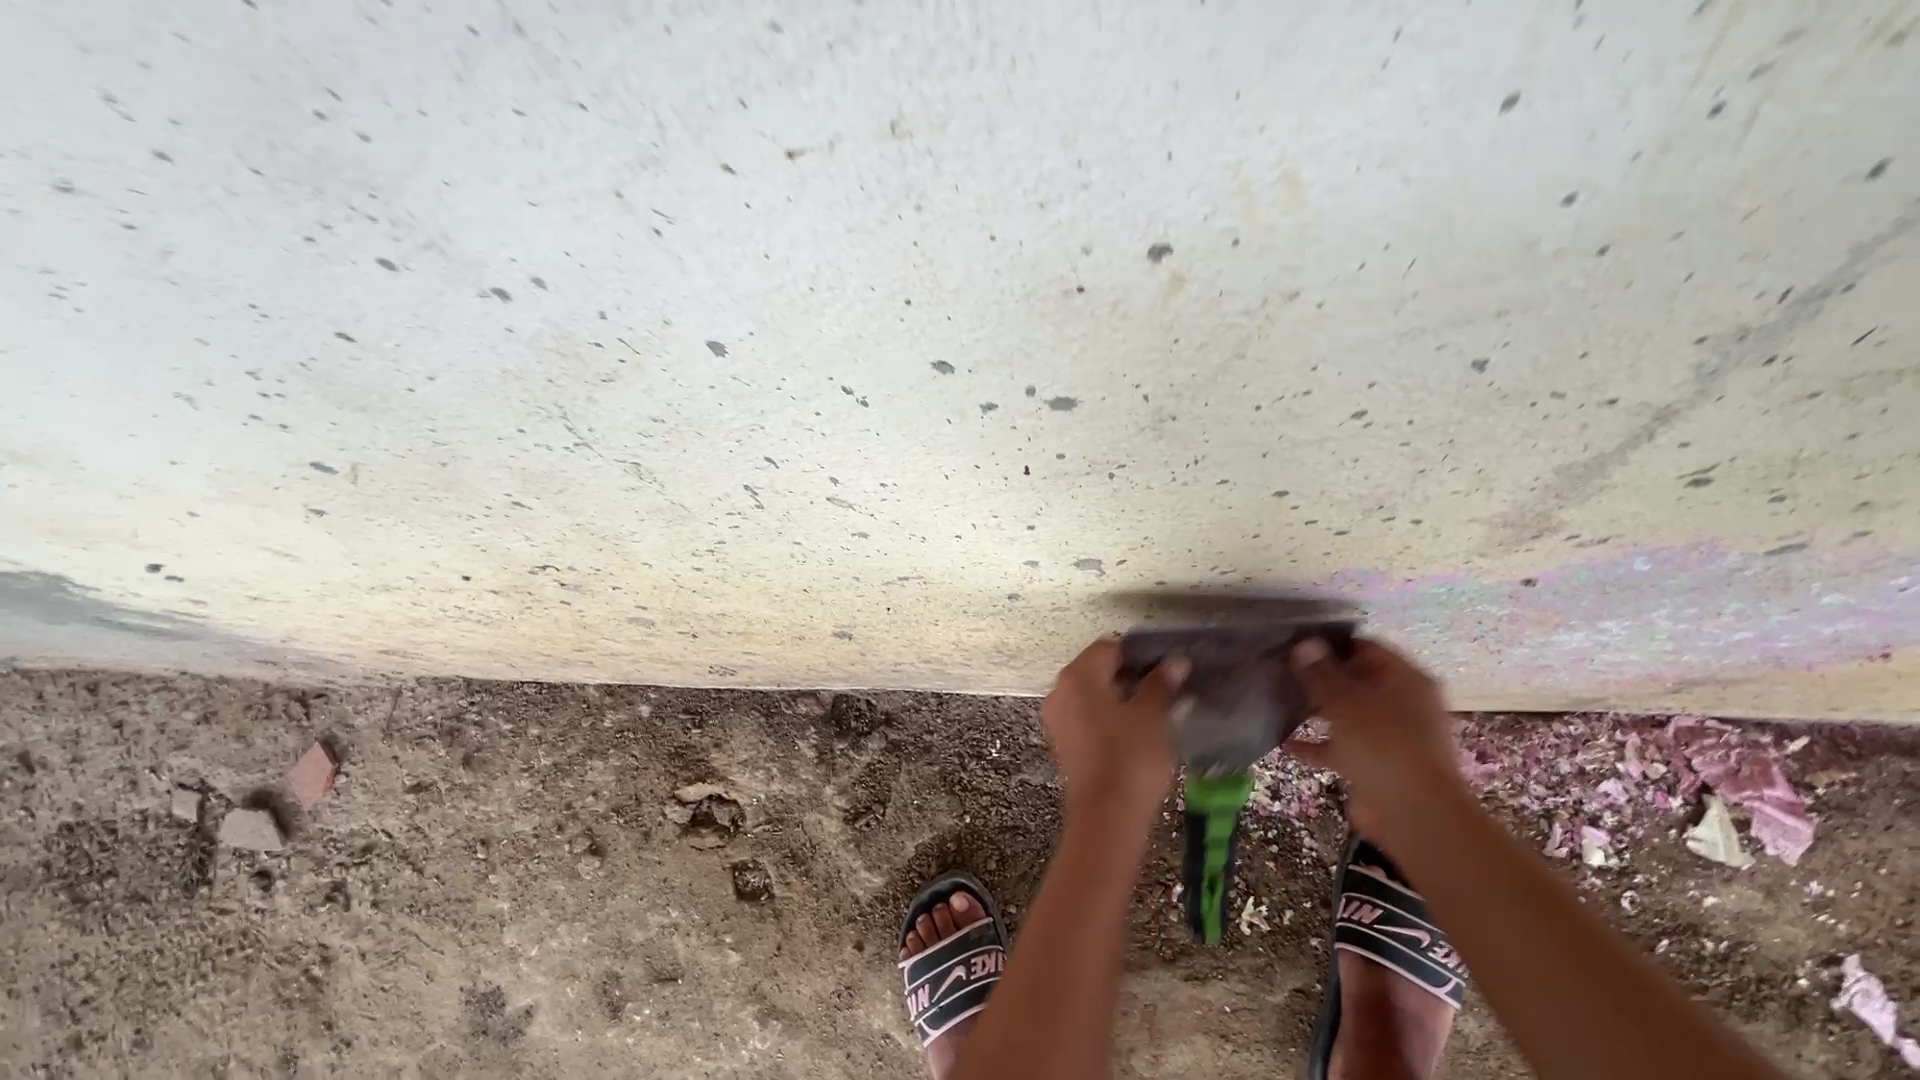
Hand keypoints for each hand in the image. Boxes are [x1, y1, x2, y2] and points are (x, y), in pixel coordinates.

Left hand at [1041, 637, 1188, 822]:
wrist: (1107, 818)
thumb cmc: (1130, 759)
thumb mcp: (1152, 716)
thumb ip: (1161, 683)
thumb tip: (1174, 662)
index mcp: (1077, 677)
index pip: (1109, 647)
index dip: (1141, 653)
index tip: (1169, 667)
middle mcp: (1059, 692)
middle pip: (1098, 669)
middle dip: (1132, 675)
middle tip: (1167, 689)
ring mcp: (1058, 719)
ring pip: (1094, 694)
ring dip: (1123, 697)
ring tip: (1157, 711)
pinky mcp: (1064, 743)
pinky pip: (1088, 717)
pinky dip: (1110, 717)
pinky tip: (1138, 732)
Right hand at [1284, 637, 1466, 836]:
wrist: (1412, 812)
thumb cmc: (1382, 744)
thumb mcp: (1345, 701)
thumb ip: (1322, 672)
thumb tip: (1305, 644)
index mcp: (1406, 680)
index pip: (1367, 649)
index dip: (1332, 645)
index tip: (1296, 646)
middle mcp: (1403, 704)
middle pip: (1358, 682)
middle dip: (1322, 679)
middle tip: (1283, 674)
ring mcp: (1391, 737)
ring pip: (1349, 715)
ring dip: (1318, 712)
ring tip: (1281, 704)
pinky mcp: (1377, 765)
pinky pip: (1343, 747)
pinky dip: (1318, 745)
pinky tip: (1286, 744)